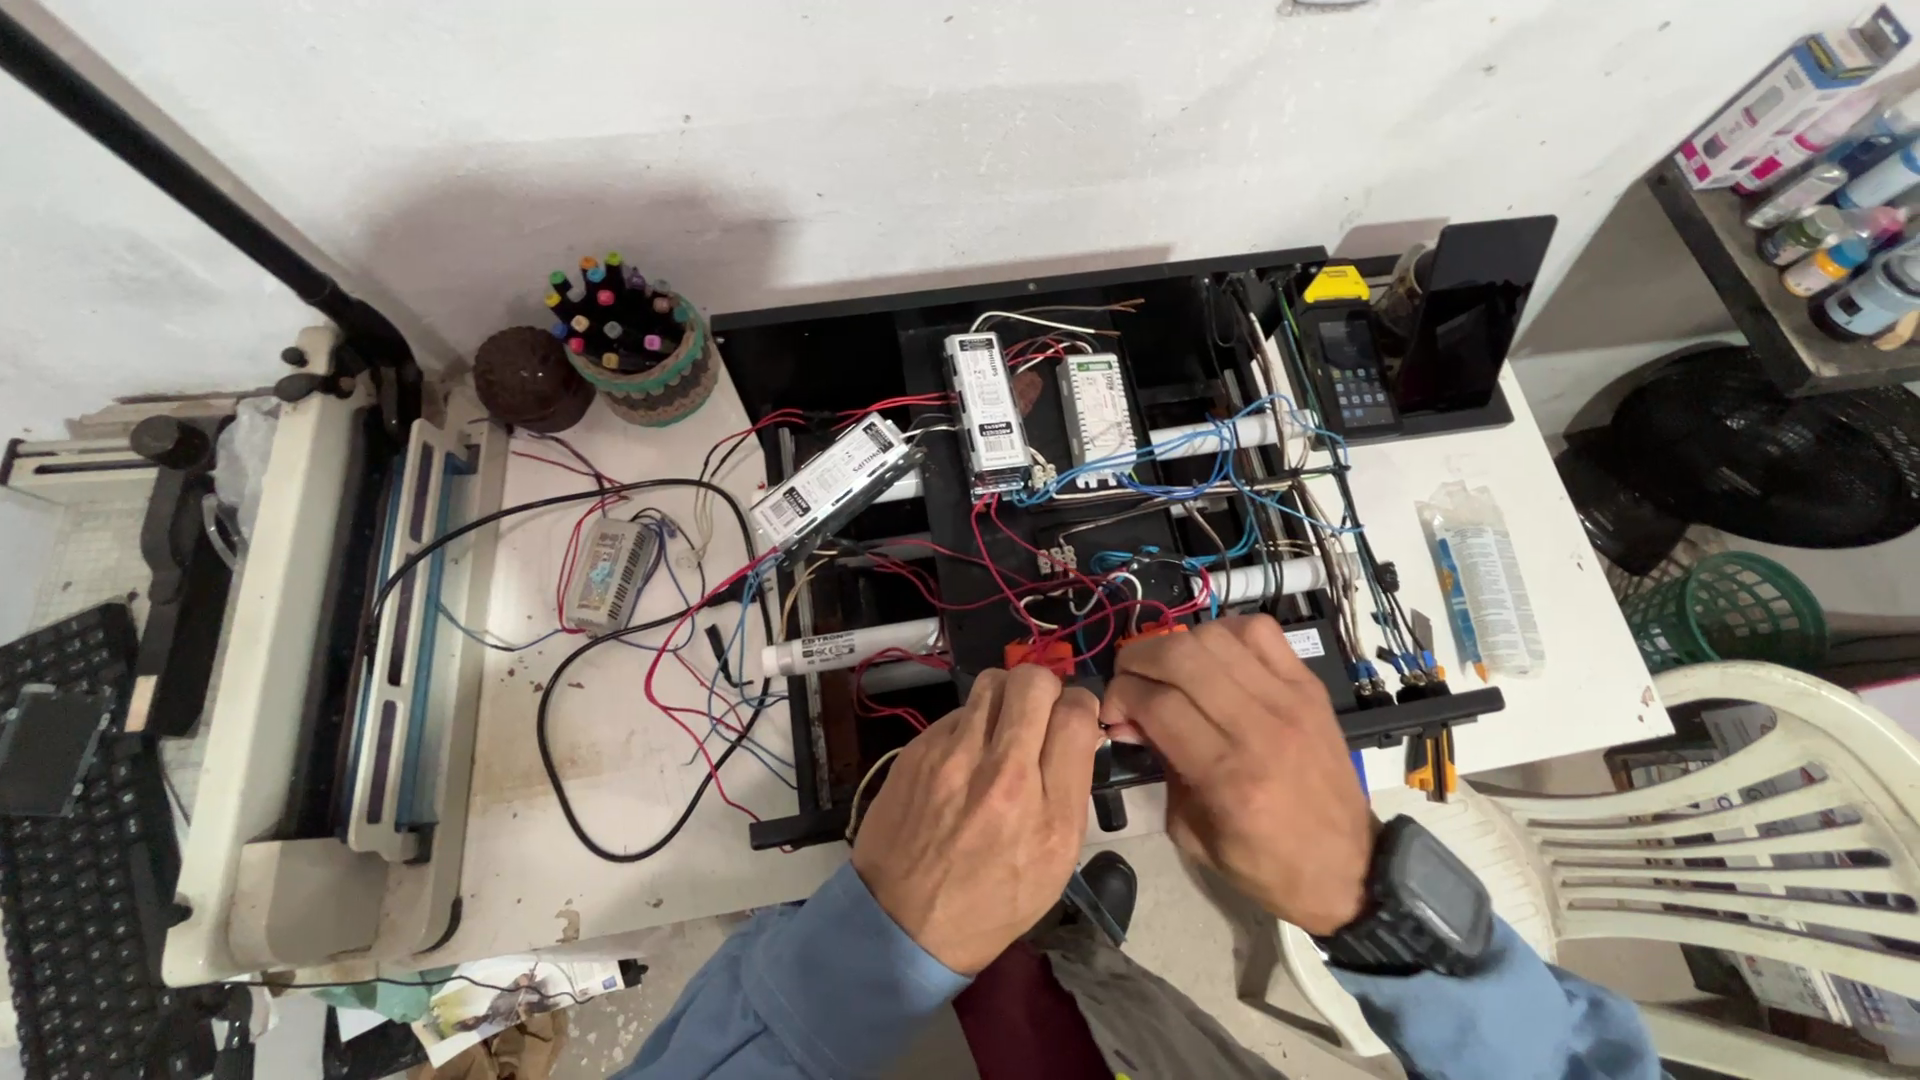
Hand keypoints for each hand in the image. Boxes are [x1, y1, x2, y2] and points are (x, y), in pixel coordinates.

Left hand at [851, 666, 1102, 974]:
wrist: (901, 921)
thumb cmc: (991, 902)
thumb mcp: (1056, 863)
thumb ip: (1072, 792)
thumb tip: (1076, 734)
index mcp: (1050, 811)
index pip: (1076, 714)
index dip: (1080, 706)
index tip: (1071, 718)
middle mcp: (1003, 774)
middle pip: (1034, 682)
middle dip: (1045, 687)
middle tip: (1038, 711)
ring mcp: (954, 756)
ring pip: (992, 681)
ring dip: (1006, 695)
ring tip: (1003, 723)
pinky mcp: (919, 749)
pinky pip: (958, 711)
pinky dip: (971, 722)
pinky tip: (966, 754)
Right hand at [1100, 615, 1375, 935]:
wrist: (1349, 868)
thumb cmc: (1263, 863)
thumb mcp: (1190, 831)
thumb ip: (1159, 766)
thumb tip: (1129, 718)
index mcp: (1227, 777)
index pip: (1156, 703)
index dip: (1119, 696)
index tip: (1112, 710)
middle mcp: (1259, 729)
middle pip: (1180, 658)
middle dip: (1136, 660)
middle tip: (1128, 680)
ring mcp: (1289, 701)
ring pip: (1215, 637)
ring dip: (1175, 645)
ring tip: (1167, 669)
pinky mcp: (1310, 687)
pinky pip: (1260, 632)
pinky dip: (1224, 633)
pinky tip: (1212, 657)